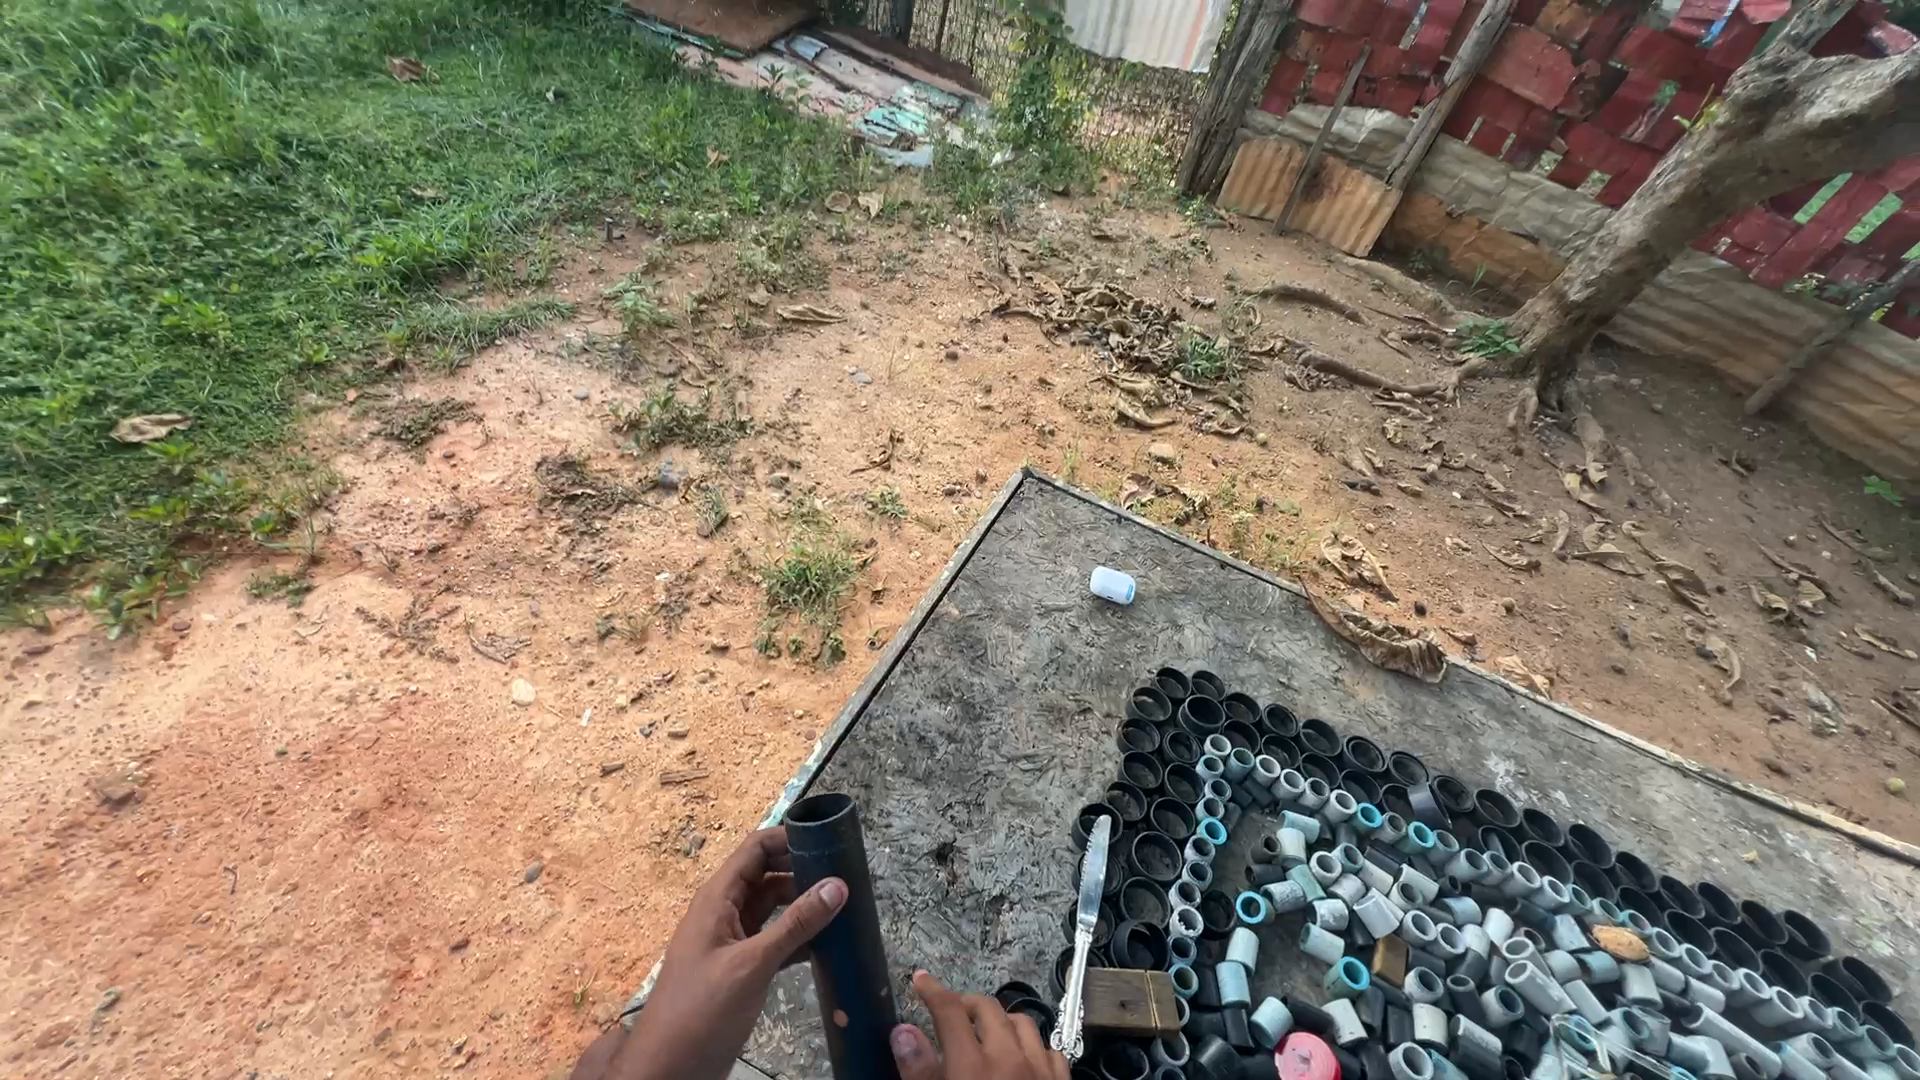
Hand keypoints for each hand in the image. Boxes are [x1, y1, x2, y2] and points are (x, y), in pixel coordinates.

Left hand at [609, 828, 846, 1079]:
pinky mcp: (741, 967)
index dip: (790, 839)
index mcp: (718, 898)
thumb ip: (795, 924)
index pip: (756, 848)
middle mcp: (725, 911)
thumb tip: (838, 884)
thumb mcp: (752, 964)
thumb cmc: (701, 1010)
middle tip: (844, 873)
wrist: (667, 1074)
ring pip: (773, 906)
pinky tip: (826, 943)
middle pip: (768, 874)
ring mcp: (732, 940)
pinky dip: (798, 937)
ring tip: (843, 905)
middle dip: (802, 870)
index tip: (829, 842)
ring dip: (803, 905)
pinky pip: (774, 938)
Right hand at [890, 971, 1069, 1079]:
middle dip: (965, 1004)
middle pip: (986, 1008)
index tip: (920, 980)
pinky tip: (1022, 1058)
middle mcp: (1009, 1058)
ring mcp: (1041, 1071)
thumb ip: (920, 1073)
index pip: (948, 1010)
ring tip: (984, 1034)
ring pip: (1021, 1022)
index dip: (932, 990)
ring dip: (1000, 1021)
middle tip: (949, 1014)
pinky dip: (1031, 1046)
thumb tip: (903, 1031)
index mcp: (973, 1065)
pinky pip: (1049, 1050)